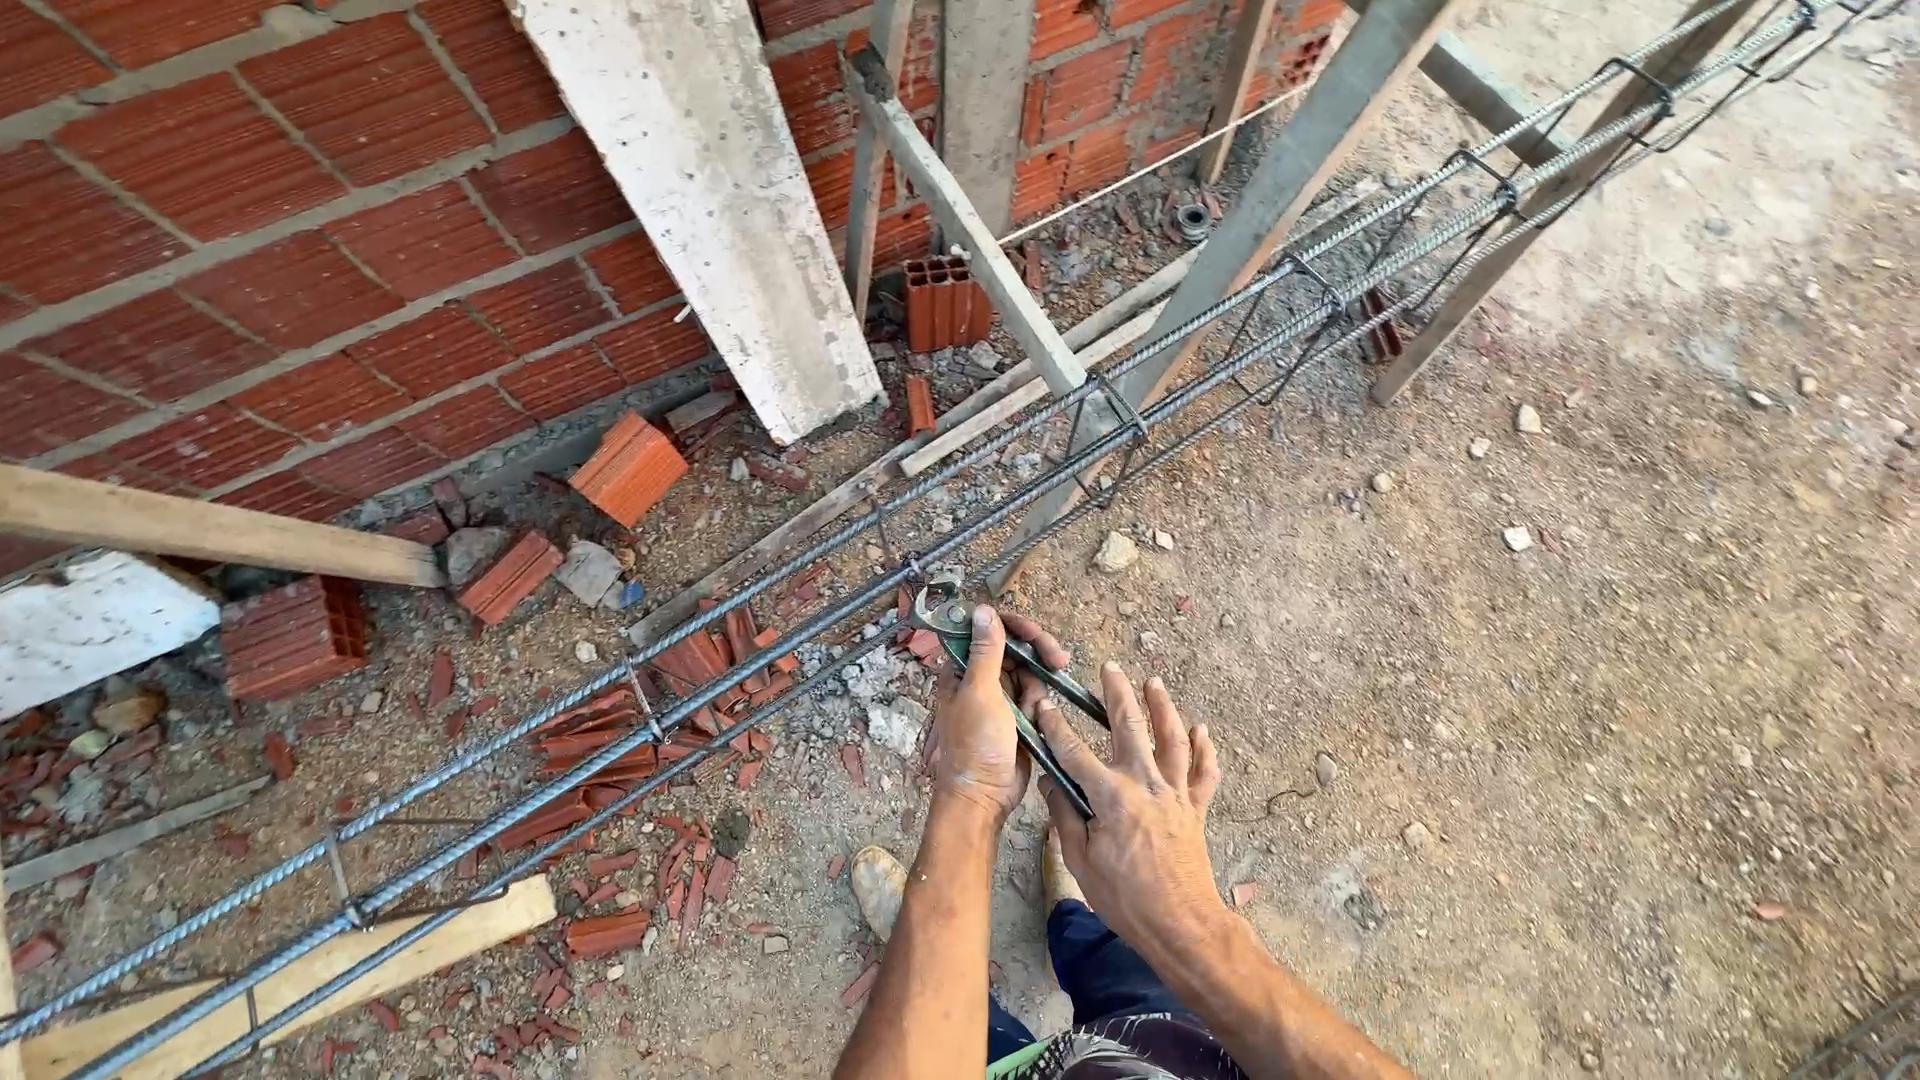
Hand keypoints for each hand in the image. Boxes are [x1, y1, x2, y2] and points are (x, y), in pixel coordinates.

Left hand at [929, 604, 1065, 822]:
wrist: (984, 795)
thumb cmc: (975, 744)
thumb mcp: (981, 693)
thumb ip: (986, 651)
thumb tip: (984, 610)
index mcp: (961, 668)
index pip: (989, 630)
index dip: (1014, 626)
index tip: (1035, 634)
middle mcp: (979, 677)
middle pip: (1015, 647)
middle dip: (1037, 652)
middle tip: (1059, 660)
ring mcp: (999, 696)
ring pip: (1029, 670)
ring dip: (1039, 683)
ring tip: (1037, 705)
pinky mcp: (1017, 714)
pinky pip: (1035, 694)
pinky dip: (1040, 702)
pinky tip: (1039, 717)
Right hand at [1036, 661, 1225, 962]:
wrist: (1181, 924)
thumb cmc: (1124, 898)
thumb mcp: (1081, 860)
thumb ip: (1065, 816)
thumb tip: (1049, 784)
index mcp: (1110, 796)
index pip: (1074, 752)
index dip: (1055, 727)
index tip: (1043, 705)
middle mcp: (1144, 784)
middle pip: (1129, 728)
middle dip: (1117, 695)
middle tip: (1110, 668)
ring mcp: (1175, 794)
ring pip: (1172, 740)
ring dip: (1163, 707)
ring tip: (1154, 682)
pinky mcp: (1196, 809)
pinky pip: (1204, 774)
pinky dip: (1205, 750)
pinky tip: (1202, 730)